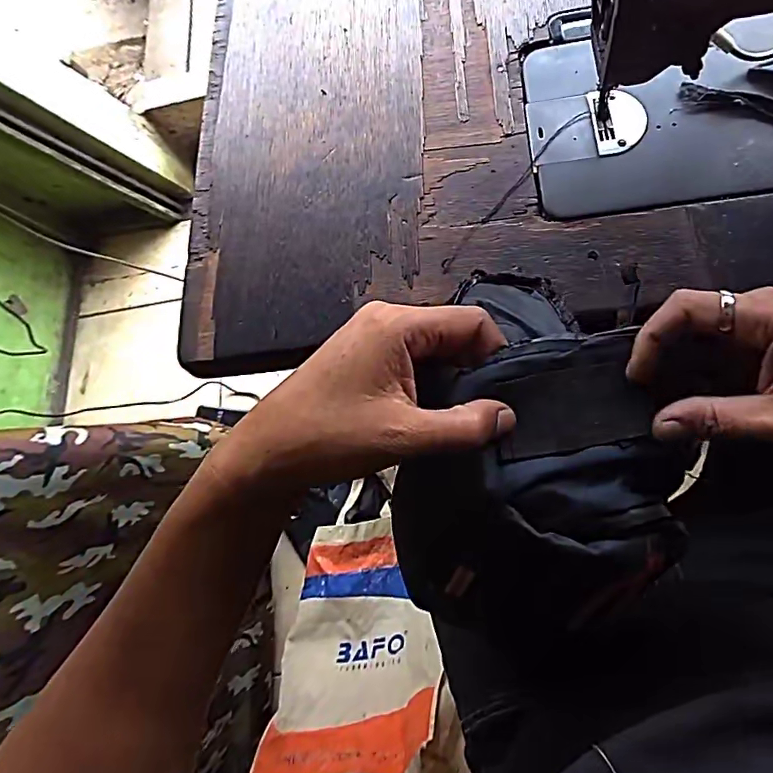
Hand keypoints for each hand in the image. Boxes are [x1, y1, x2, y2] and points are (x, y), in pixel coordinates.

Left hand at [207, 302, 514, 496]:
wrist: (267, 453)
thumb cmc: (324, 437)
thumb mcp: (403, 437)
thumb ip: (463, 427)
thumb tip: (505, 416)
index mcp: (396, 325)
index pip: (472, 320)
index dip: (496, 353)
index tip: (502, 392)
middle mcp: (385, 320)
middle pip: (454, 332)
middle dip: (473, 370)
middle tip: (479, 412)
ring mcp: (373, 335)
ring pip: (435, 347)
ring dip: (450, 379)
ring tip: (451, 417)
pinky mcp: (365, 353)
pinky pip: (413, 357)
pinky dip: (428, 382)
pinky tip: (425, 413)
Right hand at [626, 287, 772, 461]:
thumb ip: (719, 419)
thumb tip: (665, 422)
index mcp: (766, 314)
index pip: (687, 307)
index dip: (652, 338)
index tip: (638, 373)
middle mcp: (759, 313)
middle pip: (687, 321)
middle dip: (660, 357)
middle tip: (644, 395)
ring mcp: (761, 330)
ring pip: (699, 341)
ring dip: (678, 371)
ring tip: (664, 406)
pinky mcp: (763, 350)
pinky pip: (717, 357)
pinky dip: (699, 380)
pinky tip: (692, 407)